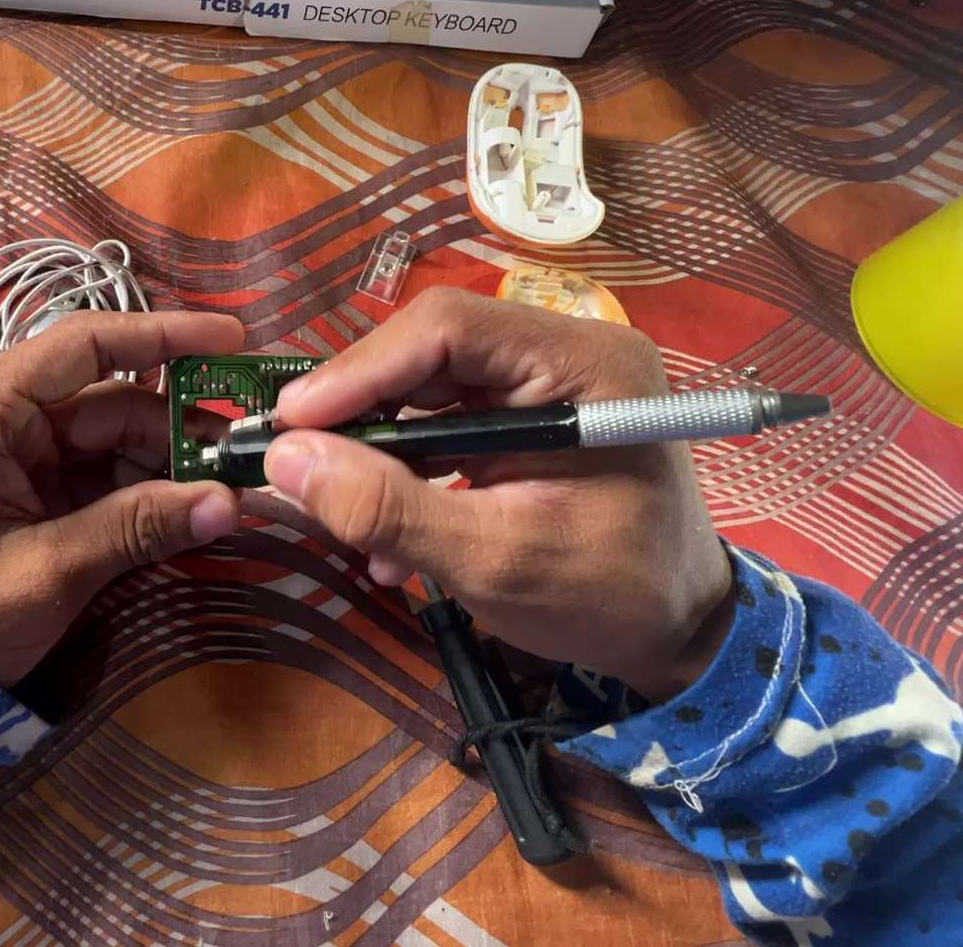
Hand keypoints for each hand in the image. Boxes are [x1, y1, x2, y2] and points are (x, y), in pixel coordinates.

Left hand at [0, 311, 244, 686]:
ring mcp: (18, 458)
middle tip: (250, 458)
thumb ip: (135, 529)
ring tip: (229, 496)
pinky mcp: (30, 495)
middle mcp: (4, 419)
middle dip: (181, 427)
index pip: (85, 344)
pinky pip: (100, 480)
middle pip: (112, 402)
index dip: (164, 336)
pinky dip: (144, 497)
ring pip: (114, 443)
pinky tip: (188, 516)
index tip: (234, 341)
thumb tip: (232, 502)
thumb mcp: (41, 573)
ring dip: (169, 468)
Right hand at [263, 288, 733, 701]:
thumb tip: (284, 460)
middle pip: (428, 350)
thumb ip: (389, 510)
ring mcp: (539, 383)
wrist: (678, 634)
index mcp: (583, 364)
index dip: (360, 369)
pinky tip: (383, 530)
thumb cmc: (608, 600)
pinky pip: (436, 421)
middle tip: (295, 461)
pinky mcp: (519, 417)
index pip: (449, 327)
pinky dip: (398, 468)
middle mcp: (561, 352)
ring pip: (421, 387)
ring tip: (338, 506)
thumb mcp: (494, 562)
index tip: (291, 423)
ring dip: (371, 447)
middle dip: (357, 410)